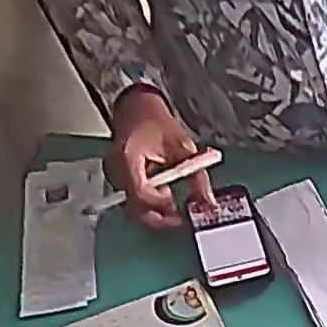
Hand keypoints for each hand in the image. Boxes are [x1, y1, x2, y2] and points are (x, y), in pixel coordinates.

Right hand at [106, 86, 214, 229]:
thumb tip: (209, 204)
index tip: (180, 205)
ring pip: (136, 209)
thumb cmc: (157, 123)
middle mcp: (117, 170)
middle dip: (161, 218)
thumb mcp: (184, 148)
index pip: (142, 194)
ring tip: (174, 200)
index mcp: (129, 158)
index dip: (163, 205)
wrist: (137, 108)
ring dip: (157, 212)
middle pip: (135, 209)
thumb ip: (198, 178)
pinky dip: (153, 205)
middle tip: (181, 217)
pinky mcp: (121, 180)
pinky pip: (135, 202)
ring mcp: (117, 176)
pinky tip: (166, 196)